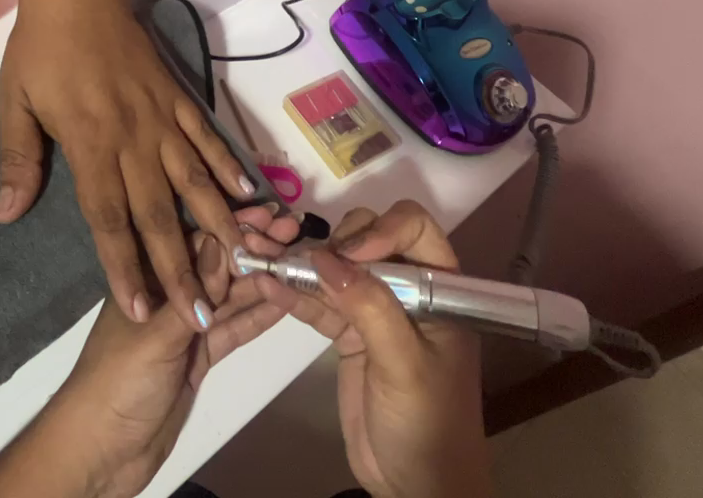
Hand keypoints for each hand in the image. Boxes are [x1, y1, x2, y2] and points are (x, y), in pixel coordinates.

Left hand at [0, 0, 264, 331]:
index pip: (109, 217)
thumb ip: (19, 159)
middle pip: (158, 212)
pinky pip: (206, 135)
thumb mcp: (15, 102)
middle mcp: (133, 138)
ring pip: (193, 179)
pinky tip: (247, 191)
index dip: (124, 266)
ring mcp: (161, 116)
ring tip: (242, 263)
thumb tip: (7, 215)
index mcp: (90, 143)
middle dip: (178, 267)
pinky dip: (226, 163)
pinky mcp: (177, 95)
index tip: (141, 311)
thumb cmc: (40, 51)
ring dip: (217, 224)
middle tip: (198, 315)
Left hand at [0, 226, 295, 497]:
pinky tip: (286, 301)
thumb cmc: (117, 383)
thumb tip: (222, 239)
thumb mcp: (155, 336)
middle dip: (252, 249)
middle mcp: (166, 293)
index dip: (229, 227)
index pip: (193, 241)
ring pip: (228, 296)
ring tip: (298, 260)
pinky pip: (231, 329)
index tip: (267, 215)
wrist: (101, 449)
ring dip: (261, 280)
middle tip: (291, 231)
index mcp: (144, 277)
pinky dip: (256, 316)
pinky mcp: (197, 356)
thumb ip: (190, 293)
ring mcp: (183, 325)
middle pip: (215, 264)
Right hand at [253, 202, 492, 497]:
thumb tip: (326, 256)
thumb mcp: (404, 364)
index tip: (351, 253)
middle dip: (335, 242)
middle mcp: (406, 290)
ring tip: (264, 254)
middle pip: (368, 237)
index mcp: (439, 290)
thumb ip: (369, 307)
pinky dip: (292, 291)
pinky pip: (316, 301)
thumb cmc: (428, 425)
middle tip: (309, 261)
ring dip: (301, 262)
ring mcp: (374, 310)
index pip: (413, 230)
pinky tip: (266, 282)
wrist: (416, 488)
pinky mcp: (347, 333)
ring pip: (336, 267)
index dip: (381, 229)